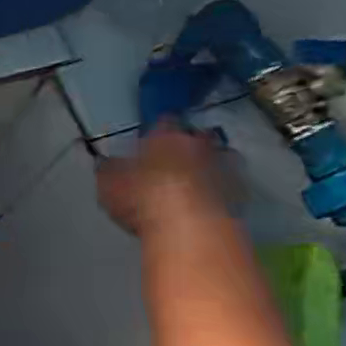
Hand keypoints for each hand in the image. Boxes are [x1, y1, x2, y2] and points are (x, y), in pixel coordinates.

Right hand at [96, 122, 229, 235]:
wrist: (184, 223)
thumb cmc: (140, 198)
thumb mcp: (109, 186)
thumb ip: (108, 170)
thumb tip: (106, 161)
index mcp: (165, 136)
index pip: (162, 122)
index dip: (155, 134)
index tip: (147, 147)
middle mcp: (198, 141)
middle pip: (194, 137)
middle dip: (185, 148)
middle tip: (171, 167)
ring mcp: (222, 161)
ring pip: (214, 156)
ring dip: (205, 166)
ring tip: (190, 186)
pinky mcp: (239, 185)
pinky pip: (228, 180)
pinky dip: (218, 186)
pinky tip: (206, 201)